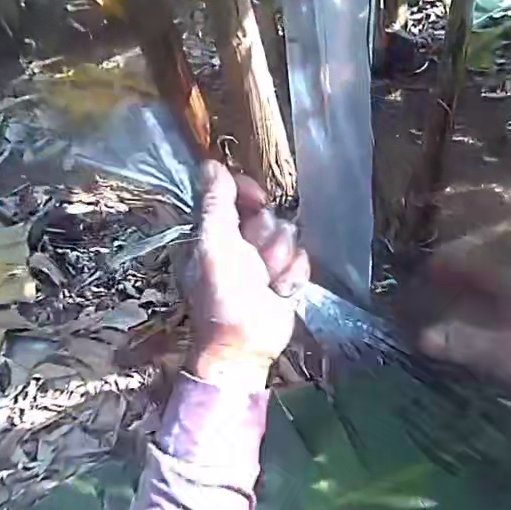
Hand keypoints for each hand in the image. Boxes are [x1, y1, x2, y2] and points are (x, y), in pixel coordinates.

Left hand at [185, 161, 308, 389]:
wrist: (245, 345)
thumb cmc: (223, 295)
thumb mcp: (215, 244)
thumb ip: (215, 204)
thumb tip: (209, 165)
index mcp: (215, 230)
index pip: (235, 192)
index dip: (248, 193)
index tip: (256, 201)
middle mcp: (240, 240)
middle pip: (268, 215)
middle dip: (265, 239)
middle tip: (254, 262)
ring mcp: (265, 259)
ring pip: (288, 236)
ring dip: (279, 261)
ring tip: (266, 281)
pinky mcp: (285, 276)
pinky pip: (301, 259)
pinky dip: (291, 276)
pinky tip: (280, 291)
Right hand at [413, 258, 510, 407]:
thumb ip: (466, 345)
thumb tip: (422, 338)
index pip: (469, 261)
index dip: (440, 265)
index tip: (414, 276)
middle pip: (478, 274)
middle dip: (447, 283)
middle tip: (420, 298)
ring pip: (490, 290)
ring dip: (463, 298)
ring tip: (438, 314)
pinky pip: (501, 306)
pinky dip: (479, 312)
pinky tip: (471, 330)